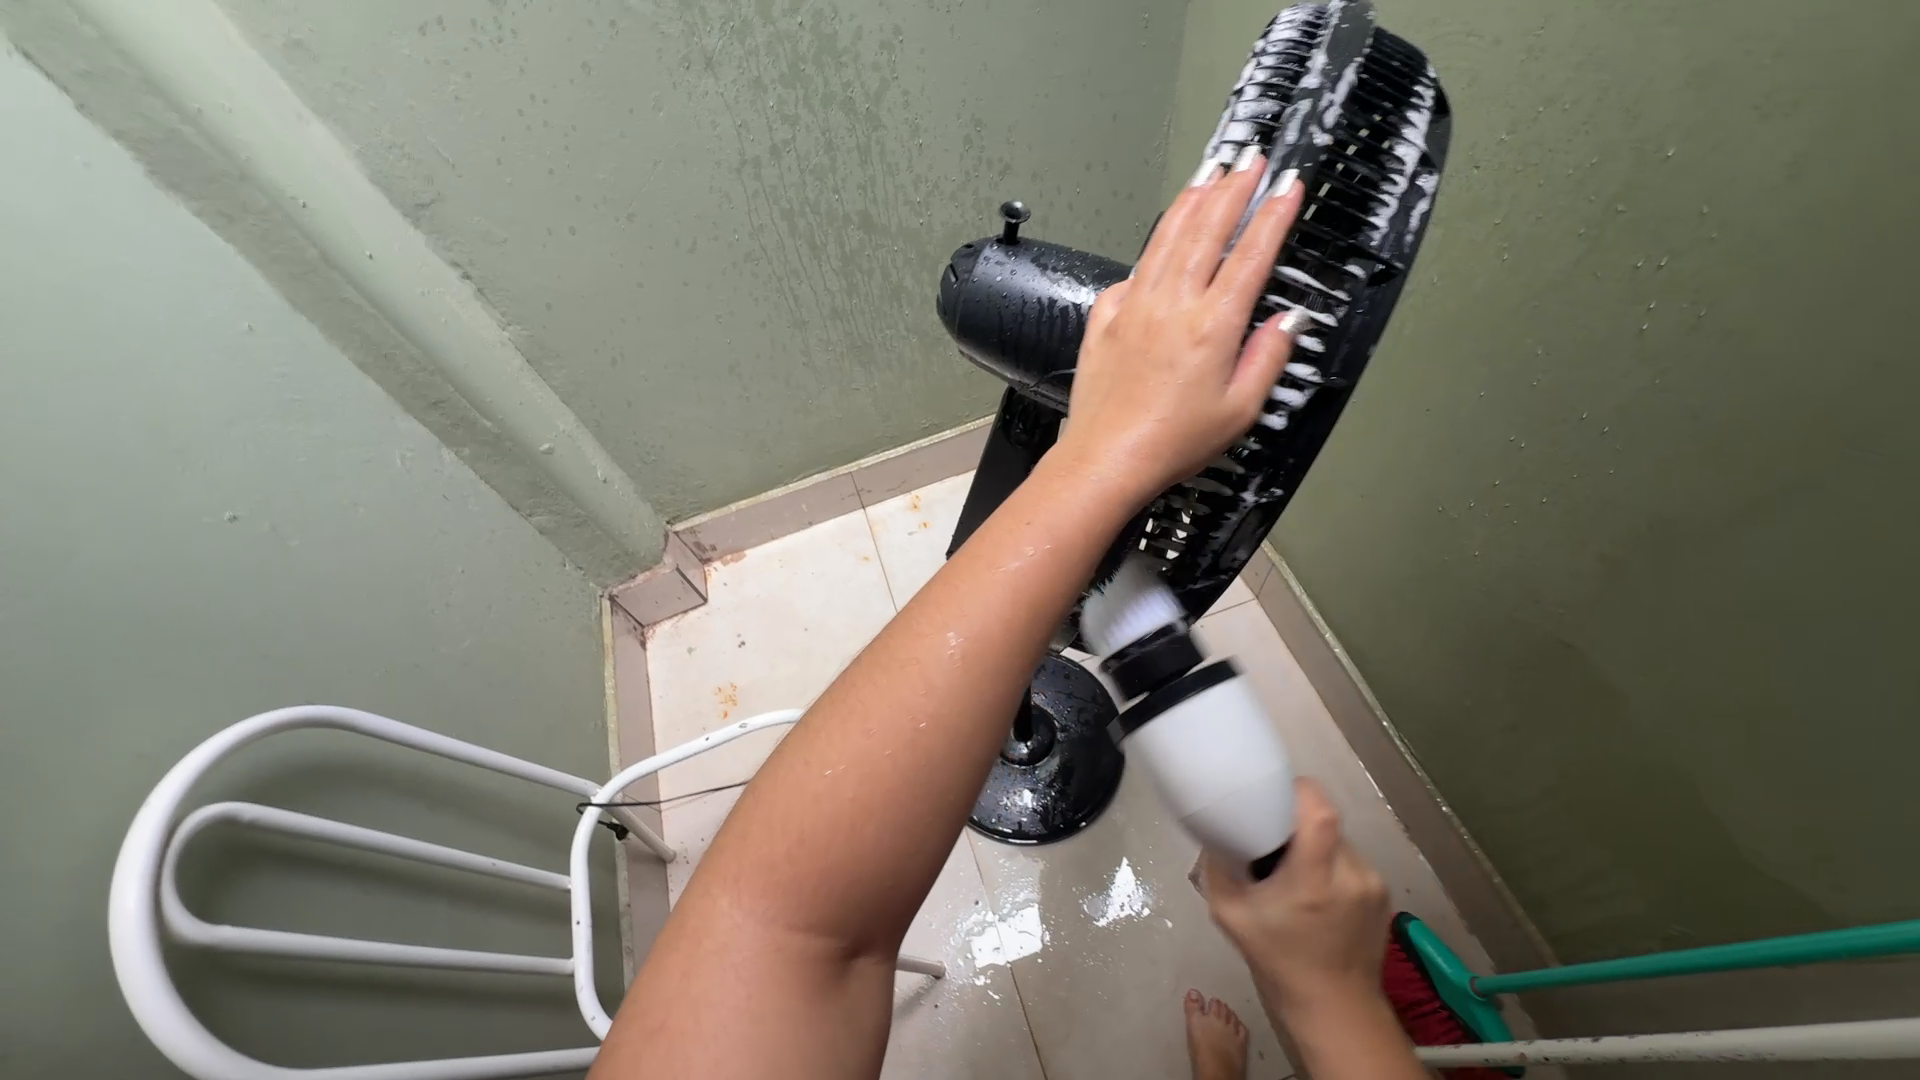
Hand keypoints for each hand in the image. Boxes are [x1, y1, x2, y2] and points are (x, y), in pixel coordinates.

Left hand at [1054, 153, 1306, 505]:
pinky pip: (1130, 275)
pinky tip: (1158, 244)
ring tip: (1207, 174)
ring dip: (1190, 203)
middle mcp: (1171, 304)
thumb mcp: (1239, 410)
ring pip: (1164, 240)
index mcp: (1212, 324)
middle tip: (1250, 159)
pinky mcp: (1104, 321)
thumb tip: (1287, 321)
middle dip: (1232, 189)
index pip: (1251, 255)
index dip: (1272, 215)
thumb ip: (1267, 358)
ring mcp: (1133, 308)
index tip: (1287, 184)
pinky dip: (1149, 252)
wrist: (1106, 458)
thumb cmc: (1173, 442)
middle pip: (1206, 231)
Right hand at [1200, 779, 1390, 1019]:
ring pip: (1339, 838)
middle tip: (1271, 834)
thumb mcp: (1228, 915)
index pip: (1320, 813)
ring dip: (1314, 841)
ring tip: (1292, 865)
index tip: (1274, 792)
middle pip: (1326, 820)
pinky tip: (1315, 886)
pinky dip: (1330, 860)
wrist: (1335, 1009)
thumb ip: (1217, 868)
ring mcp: (1373, 884)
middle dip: (1297, 819)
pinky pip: (1351, 858)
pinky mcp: (1383, 894)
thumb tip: (1213, 834)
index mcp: (1313, 880)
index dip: (1299, 791)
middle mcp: (1351, 875)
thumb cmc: (1277, 961)